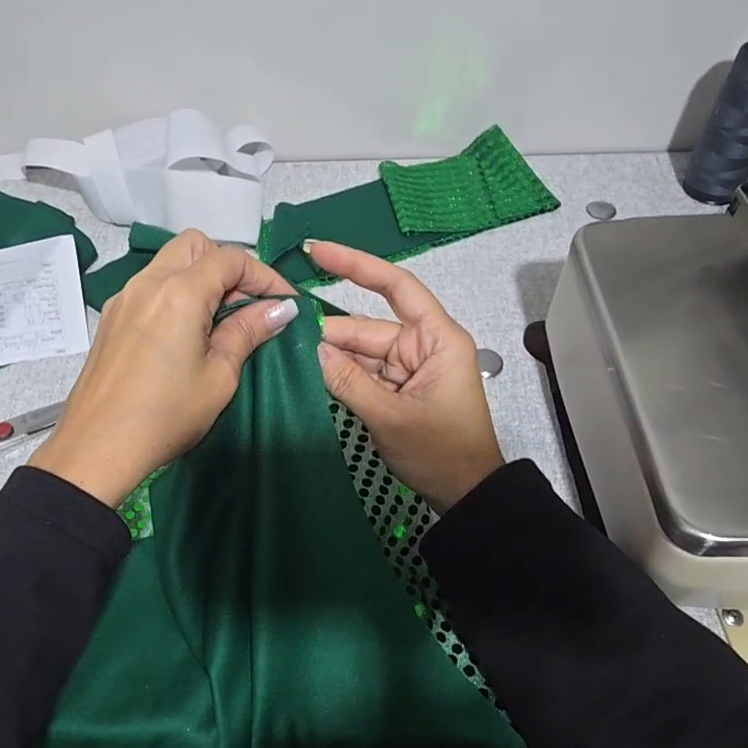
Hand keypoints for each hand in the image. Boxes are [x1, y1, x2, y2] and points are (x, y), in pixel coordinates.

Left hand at [31, 230, 297, 506]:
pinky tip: (188, 331)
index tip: (285, 303)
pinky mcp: (112, 318)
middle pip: (195, 246)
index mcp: (179, 293)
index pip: (231, 259)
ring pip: (170, 263)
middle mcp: (148, 283)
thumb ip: (248, 332)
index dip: (265, 276)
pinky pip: (151, 287)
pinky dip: (177, 293)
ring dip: (201, 278)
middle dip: (228, 265)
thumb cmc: (166, 416)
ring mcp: (124, 298)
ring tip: (221, 320)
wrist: (97, 448)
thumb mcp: (219, 376)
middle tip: (248, 303)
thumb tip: (279, 310)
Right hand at [307, 240, 504, 513]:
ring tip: (286, 353)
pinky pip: (363, 372)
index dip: (357, 265)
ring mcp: (408, 368)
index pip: (396, 287)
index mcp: (437, 339)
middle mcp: (423, 345)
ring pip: (360, 351)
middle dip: (328, 333)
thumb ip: (348, 381)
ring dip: (329, 357)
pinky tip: (308, 372)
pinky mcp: (397, 389)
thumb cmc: (441, 452)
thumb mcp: (391, 417)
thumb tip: (311, 349)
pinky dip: (339, 374)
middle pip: (367, 327)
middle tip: (281, 333)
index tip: (319, 251)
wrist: (466, 495)